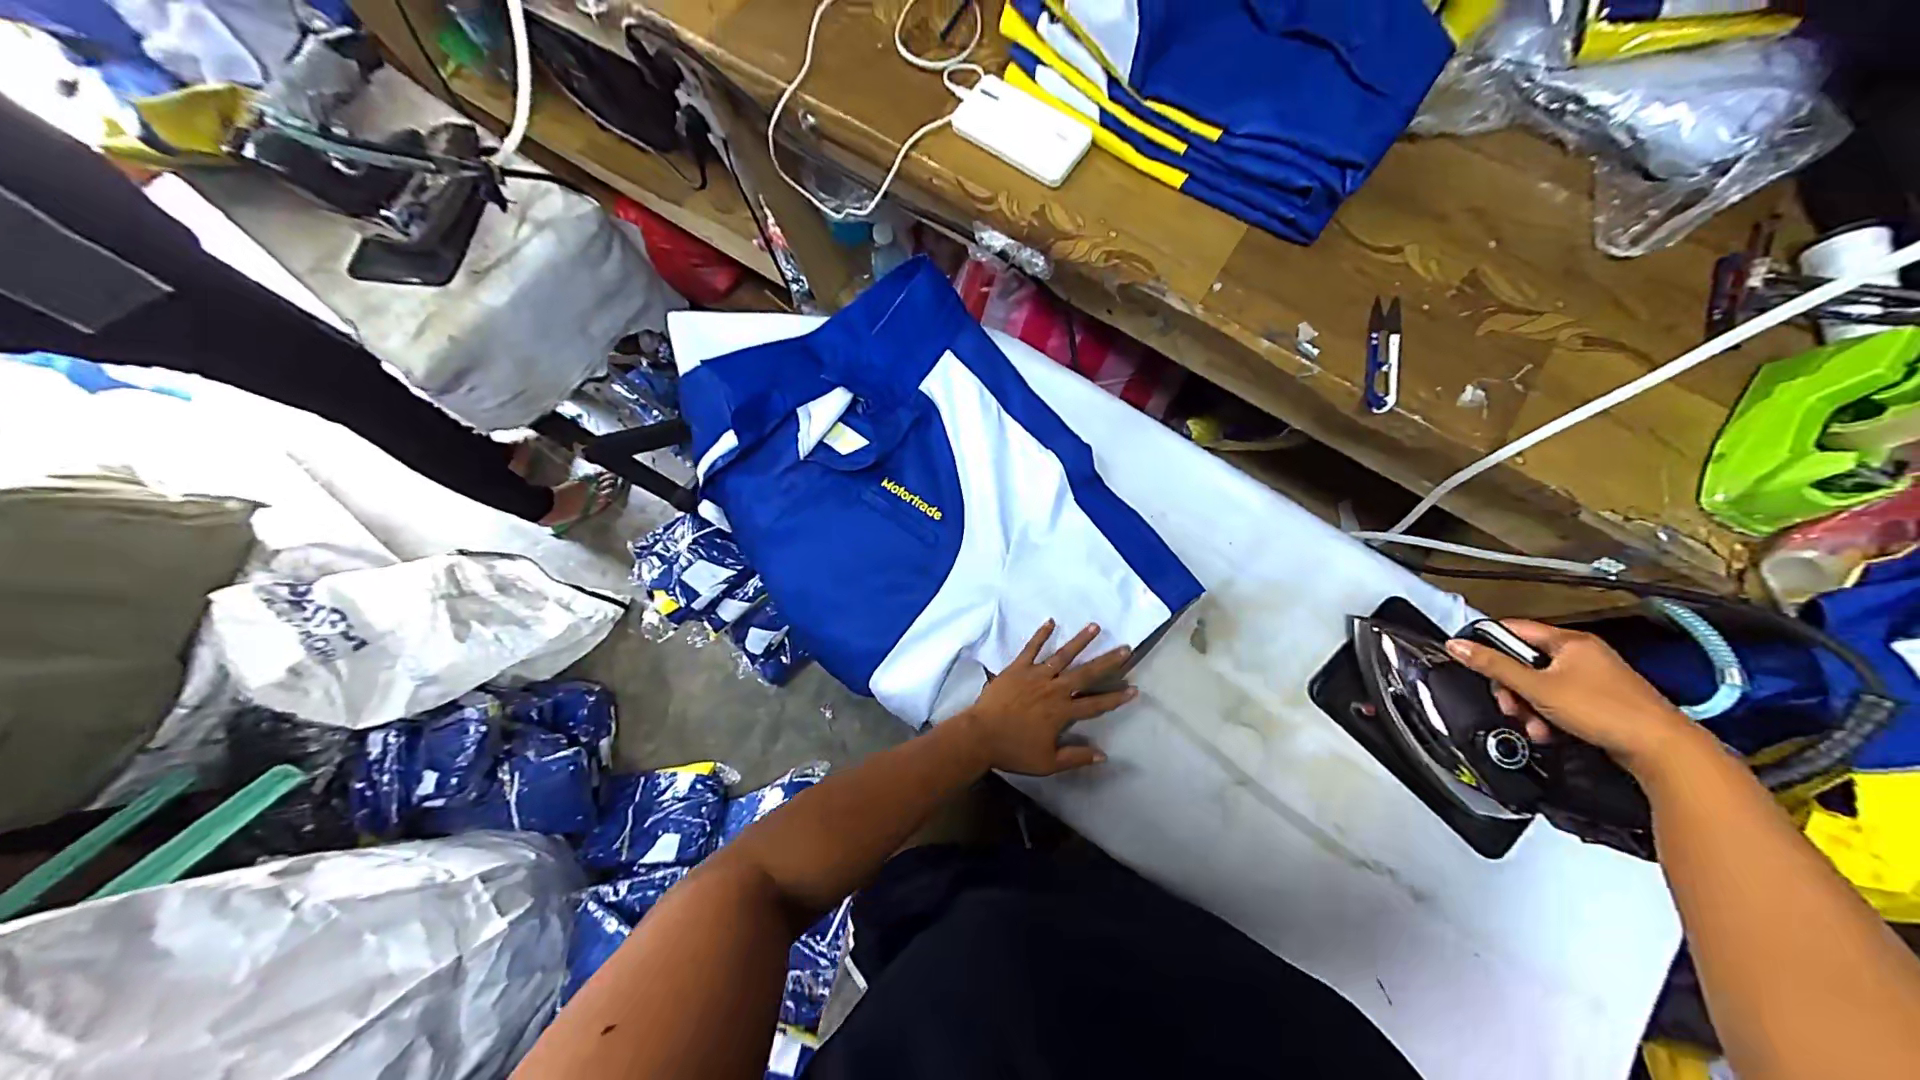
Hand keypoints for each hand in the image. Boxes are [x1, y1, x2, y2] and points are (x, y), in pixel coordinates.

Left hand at [952, 620, 1136, 775]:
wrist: (980, 735)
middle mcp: (1054, 689)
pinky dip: (1041, 634)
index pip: (1095, 704)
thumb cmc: (1013, 750)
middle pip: (1086, 674)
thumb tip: (1103, 755)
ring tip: (1095, 627)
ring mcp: (1035, 675)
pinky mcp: (1017, 668)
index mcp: (1062, 712)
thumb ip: (1076, 757)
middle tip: (1125, 648)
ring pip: (1062, 655)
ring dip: (1080, 641)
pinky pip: (1031, 648)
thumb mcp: (1048, 763)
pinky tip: (1051, 621)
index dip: (1115, 698)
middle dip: (1108, 661)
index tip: (1133, 689)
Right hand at [1444, 619, 1703, 775]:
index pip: (1513, 630)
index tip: (1472, 658)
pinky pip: (1555, 701)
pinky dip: (1545, 716)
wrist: (1661, 750)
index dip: (1488, 643)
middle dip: (1510, 686)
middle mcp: (1581, 655)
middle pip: (1523, 662)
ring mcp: (1590, 679)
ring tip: (1533, 723)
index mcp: (1569, 642)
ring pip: (1537, 685)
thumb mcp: (1537, 686)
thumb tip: (1458, 645)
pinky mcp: (1596, 702)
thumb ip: (1493, 665)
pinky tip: (1548, 730)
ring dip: (1527, 706)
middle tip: (1509, 702)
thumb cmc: (1608, 712)